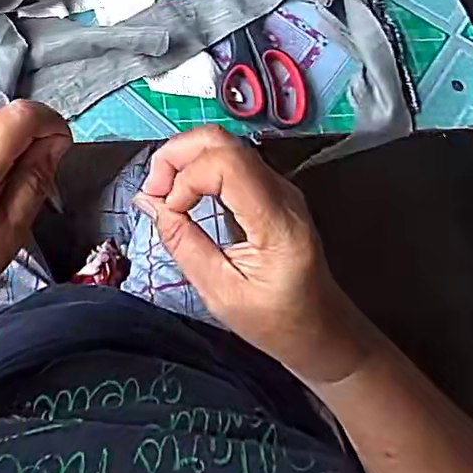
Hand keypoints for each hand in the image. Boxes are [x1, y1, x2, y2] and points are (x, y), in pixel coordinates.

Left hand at [0, 101, 71, 336]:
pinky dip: (4, 141)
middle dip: (38, 127)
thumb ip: (37, 177)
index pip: (22, 115)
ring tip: (30, 170)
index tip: (63, 148)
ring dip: (21, 133)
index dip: (51, 123)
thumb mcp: (14, 225)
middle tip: (50, 161)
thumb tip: (55, 144)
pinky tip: (7, 173)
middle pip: (9, 111)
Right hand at [134, 125, 377, 384]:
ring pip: (222, 143)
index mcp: (276, 222)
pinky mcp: (269, 187)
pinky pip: (227, 159)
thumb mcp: (222, 295)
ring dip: (183, 158)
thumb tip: (148, 202)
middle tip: (153, 191)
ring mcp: (277, 185)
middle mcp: (280, 191)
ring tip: (163, 193)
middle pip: (221, 141)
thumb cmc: (278, 323)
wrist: (324, 331)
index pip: (227, 165)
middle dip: (176, 154)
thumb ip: (184, 244)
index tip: (169, 212)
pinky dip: (195, 166)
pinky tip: (181, 193)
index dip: (186, 178)